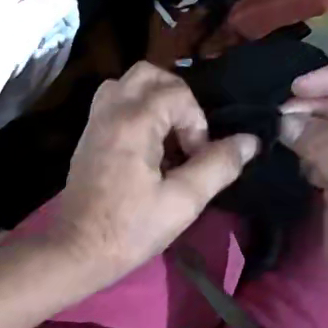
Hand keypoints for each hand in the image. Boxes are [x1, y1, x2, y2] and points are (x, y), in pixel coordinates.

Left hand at [46, 63, 258, 280]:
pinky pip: (112, 105)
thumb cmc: (130, 230)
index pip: (178, 93)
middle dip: (176, 97)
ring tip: (166, 137)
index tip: (196, 158)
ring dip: (152, 101)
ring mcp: (93, 124)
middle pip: (148, 75)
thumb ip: (218, 166)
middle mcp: (109, 112)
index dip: (197, 122)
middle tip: (185, 135)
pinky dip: (134, 113)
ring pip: (125, 86)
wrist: (77, 252)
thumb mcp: (183, 202)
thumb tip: (249, 141)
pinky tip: (145, 149)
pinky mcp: (86, 140)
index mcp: (133, 121)